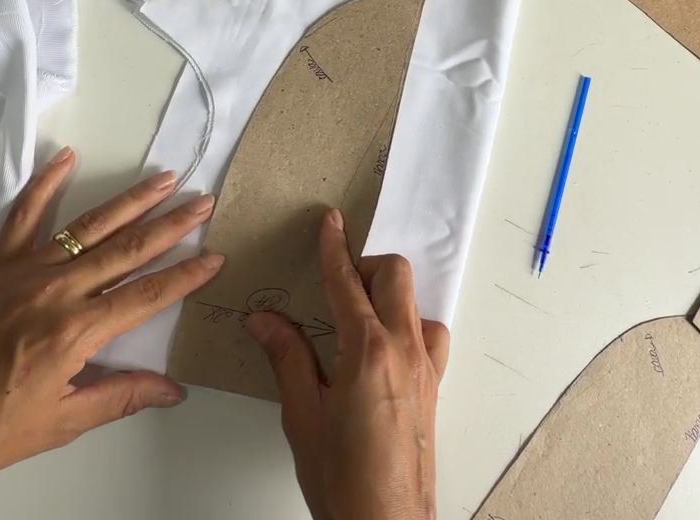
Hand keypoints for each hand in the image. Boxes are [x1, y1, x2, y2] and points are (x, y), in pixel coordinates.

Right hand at [248, 210, 450, 519]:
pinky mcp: (434, 387)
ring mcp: (425, 367)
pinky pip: (431, 334)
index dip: (335, 246)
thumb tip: (264, 320)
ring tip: (359, 314)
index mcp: (367, 350)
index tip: (331, 221)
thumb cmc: (342, 478)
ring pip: (415, 301)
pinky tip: (388, 345)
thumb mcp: (302, 414)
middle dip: (365, 265)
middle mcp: (403, 349)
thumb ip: (287, 356)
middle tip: (338, 280)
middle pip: (393, 275)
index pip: (347, 281)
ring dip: (388, 294)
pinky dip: (410, 324)